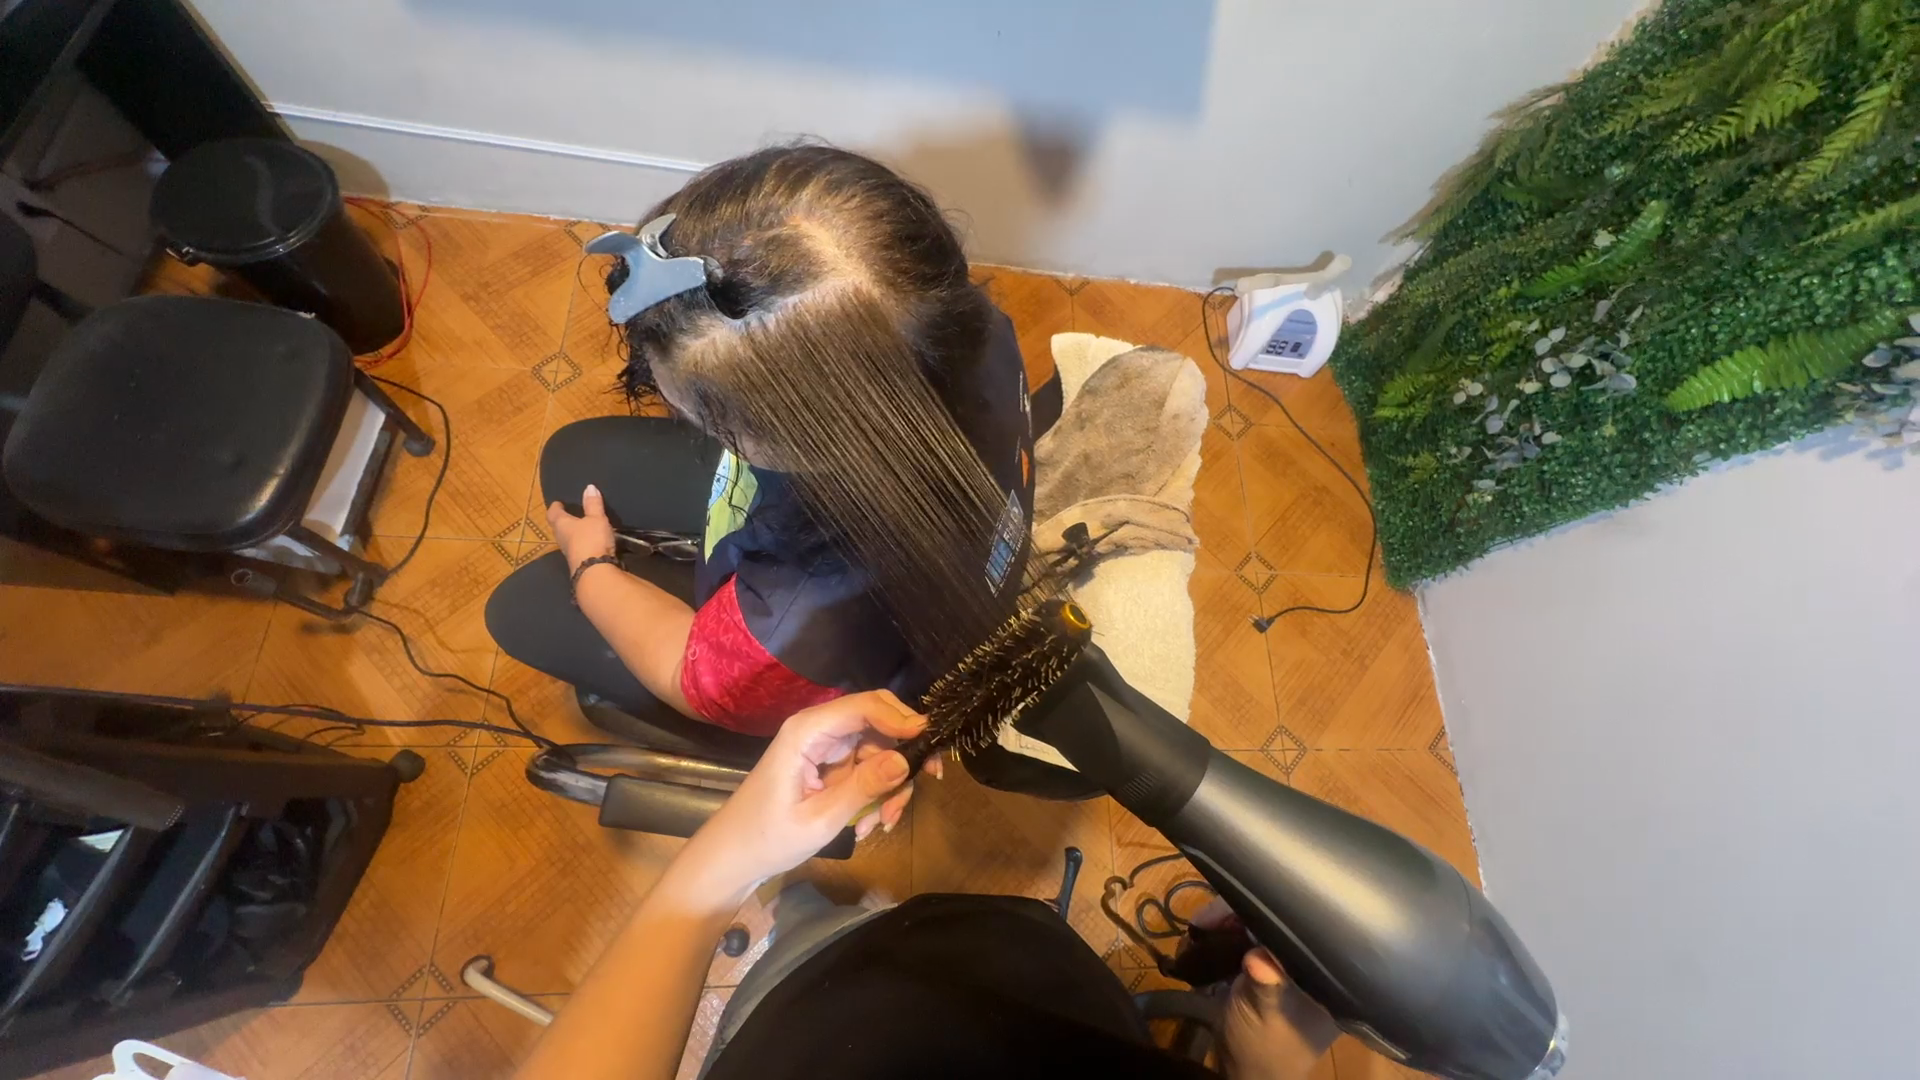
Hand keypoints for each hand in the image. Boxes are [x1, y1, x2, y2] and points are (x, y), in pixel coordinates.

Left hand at [548, 484, 616, 571]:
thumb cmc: (591, 539)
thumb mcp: (596, 518)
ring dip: (573, 533)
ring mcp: (569, 551)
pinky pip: (578, 548)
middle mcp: (561, 537)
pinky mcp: (578, 561)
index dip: (556, 507)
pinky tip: (590, 542)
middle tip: (570, 514)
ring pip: (567, 538)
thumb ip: (593, 504)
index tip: (558, 503)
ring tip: (582, 527)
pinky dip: (582, 543)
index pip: (554, 513)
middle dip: (563, 520)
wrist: (594, 570)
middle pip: (558, 527)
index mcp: (562, 524)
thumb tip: (589, 487)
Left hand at [679, 691, 928, 896]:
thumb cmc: (767, 838)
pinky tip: (870, 824)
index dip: (901, 718)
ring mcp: (826, 747)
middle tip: (929, 778)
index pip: (865, 706)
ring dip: (891, 783)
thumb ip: (864, 787)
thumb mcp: (820, 818)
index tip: (931, 742)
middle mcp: (820, 729)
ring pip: (879, 749)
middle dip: (904, 752)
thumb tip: (905, 760)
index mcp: (808, 730)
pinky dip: (877, 793)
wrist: (733, 859)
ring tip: (884, 822)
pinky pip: (869, 768)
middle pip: (879, 722)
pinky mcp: (831, 765)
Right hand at [1191, 899, 1339, 1079]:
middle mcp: (1305, 964)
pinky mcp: (1262, 967)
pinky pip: (1242, 938)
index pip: (1294, 928)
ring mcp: (1282, 964)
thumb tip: (1260, 958)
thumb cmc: (1264, 1050)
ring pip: (1253, 925)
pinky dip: (1221, 934)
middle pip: (1271, 922)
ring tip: (1197, 928)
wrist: (1246, 1077)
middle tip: (1202, 921)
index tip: (1226, 912)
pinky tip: (1202, 936)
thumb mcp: (1264, 1018)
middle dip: (1233, 915)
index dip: (1262, 912)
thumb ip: (1266, 987)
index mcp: (1320, 975)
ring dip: (1223, 923)